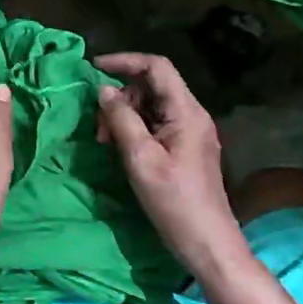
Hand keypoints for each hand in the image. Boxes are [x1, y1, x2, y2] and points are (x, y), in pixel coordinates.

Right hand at [94, 53, 242, 271]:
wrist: (208, 243)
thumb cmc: (174, 201)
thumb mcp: (140, 159)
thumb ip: (121, 119)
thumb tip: (104, 91)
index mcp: (186, 111)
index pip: (157, 66)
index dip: (125, 61)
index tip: (94, 68)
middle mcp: (192, 114)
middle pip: (152, 85)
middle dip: (121, 96)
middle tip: (99, 126)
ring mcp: (191, 131)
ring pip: (152, 105)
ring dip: (125, 114)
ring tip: (106, 141)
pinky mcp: (186, 148)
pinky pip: (157, 123)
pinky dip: (135, 128)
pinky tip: (121, 148)